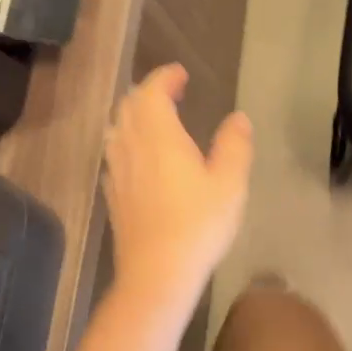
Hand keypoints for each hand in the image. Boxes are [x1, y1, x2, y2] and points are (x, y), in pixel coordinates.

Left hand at [103, 64, 252, 314]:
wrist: (156, 276)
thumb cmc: (198, 224)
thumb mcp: (230, 182)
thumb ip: (234, 145)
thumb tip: (237, 118)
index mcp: (160, 138)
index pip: (152, 94)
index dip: (164, 78)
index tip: (181, 74)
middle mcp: (133, 149)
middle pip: (129, 109)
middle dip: (148, 93)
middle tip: (172, 91)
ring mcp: (119, 174)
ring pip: (117, 131)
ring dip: (134, 116)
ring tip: (156, 119)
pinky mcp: (114, 198)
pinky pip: (115, 156)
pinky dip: (127, 143)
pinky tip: (141, 158)